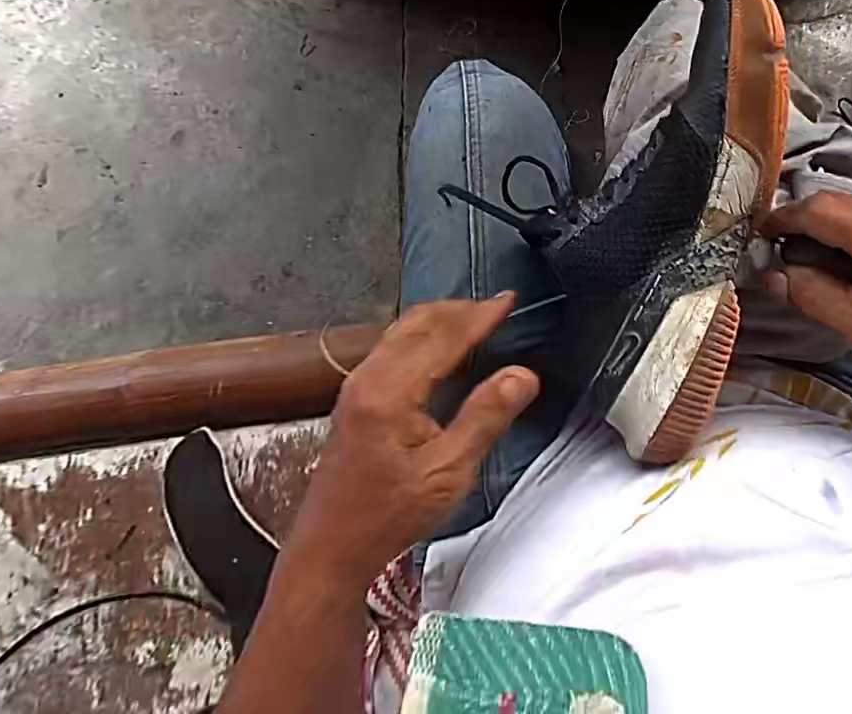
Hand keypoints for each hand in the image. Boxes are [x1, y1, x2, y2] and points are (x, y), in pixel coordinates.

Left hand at [296, 294, 538, 574]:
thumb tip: (522, 375)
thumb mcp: (448, 473)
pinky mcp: (356, 396)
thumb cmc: (388, 516)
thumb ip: (486, 417)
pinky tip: (444, 347)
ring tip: (476, 318)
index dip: (481, 315)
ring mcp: (358, 385)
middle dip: (462, 309)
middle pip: (420, 322)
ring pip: (404, 330)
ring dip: (443, 318)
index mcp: (391, 392)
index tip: (509, 300)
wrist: (329, 551)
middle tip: (498, 306)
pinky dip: (426, 333)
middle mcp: (369, 378)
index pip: (444, 337)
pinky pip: (395, 344)